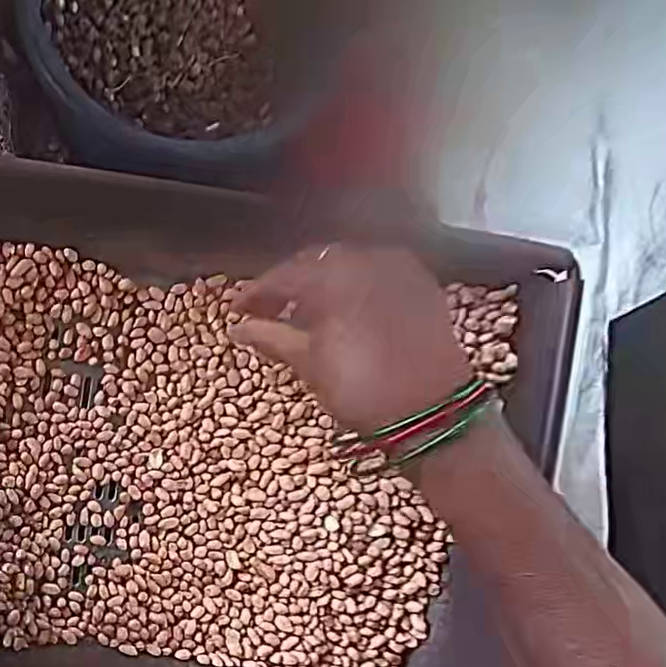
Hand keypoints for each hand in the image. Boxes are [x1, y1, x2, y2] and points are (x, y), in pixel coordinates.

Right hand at [228, 244, 470, 432]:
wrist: (429, 406)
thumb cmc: (359, 387)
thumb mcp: (307, 363)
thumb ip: (270, 336)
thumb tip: (238, 327)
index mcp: (334, 278)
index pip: (282, 276)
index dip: (254, 293)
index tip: (236, 310)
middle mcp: (367, 261)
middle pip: (314, 262)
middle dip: (286, 284)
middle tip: (264, 310)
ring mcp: (397, 269)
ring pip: (345, 264)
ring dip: (317, 283)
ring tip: (299, 312)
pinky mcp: (418, 283)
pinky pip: (373, 272)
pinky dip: (349, 286)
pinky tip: (338, 311)